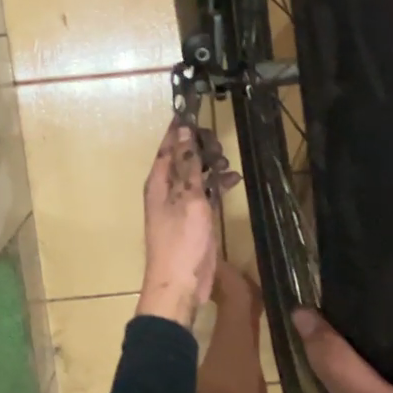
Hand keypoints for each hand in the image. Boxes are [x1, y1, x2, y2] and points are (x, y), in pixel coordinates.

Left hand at [137, 123, 236, 325]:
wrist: (180, 283)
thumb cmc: (181, 239)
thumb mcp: (187, 197)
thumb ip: (187, 165)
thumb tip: (184, 131)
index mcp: (159, 181)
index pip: (169, 146)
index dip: (180, 128)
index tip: (194, 110)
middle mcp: (167, 189)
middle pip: (183, 158)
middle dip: (200, 147)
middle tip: (218, 142)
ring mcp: (182, 205)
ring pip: (196, 175)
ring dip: (211, 166)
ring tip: (226, 162)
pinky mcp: (195, 219)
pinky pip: (206, 193)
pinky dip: (218, 185)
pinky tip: (233, 180)